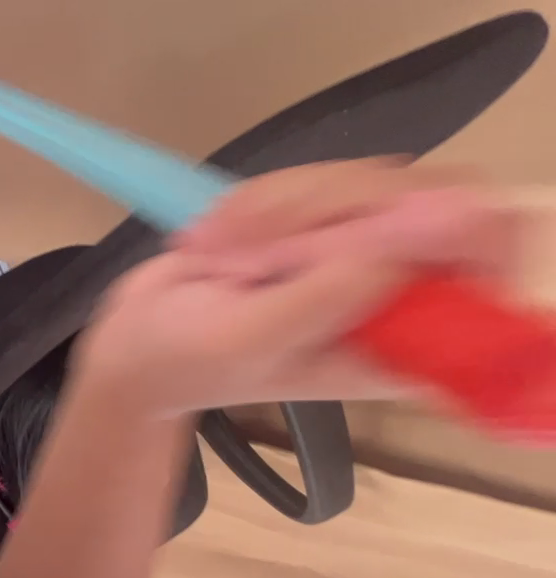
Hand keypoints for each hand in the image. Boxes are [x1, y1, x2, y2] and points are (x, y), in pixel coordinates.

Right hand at [75, 159, 523, 417]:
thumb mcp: (252, 339)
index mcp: (406, 339)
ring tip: (220, 250)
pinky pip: (324, 174)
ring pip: (373, 177)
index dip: (439, 225)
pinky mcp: (324, 223)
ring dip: (283, 204)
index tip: (357, 237)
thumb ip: (333, 294)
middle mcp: (402, 290)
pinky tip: (222, 233)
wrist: (129, 348)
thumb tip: (412, 228)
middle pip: (431, 196)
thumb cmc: (182, 361)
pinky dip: (265, 195)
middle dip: (333, 210)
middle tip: (255, 249)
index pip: (490, 249)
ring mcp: (364, 251)